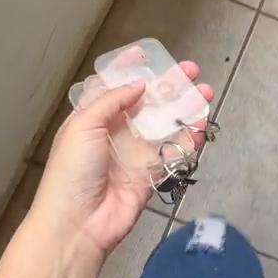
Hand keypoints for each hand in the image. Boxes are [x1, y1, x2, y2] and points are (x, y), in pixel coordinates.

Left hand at [33, 58, 213, 259]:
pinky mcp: (151, 174)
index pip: (113, 86)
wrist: (78, 224)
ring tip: (205, 91)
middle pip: (147, 102)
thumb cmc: (72, 172)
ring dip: (185, 106)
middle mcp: (116, 132)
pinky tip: (203, 124)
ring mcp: (135, 153)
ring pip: (165, 123)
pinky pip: (174, 151)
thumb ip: (112, 101)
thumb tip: (139, 85)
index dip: (128, 69)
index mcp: (93, 118)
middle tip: (191, 69)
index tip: (147, 53)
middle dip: (169, 84)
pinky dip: (190, 137)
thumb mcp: (83, 126)